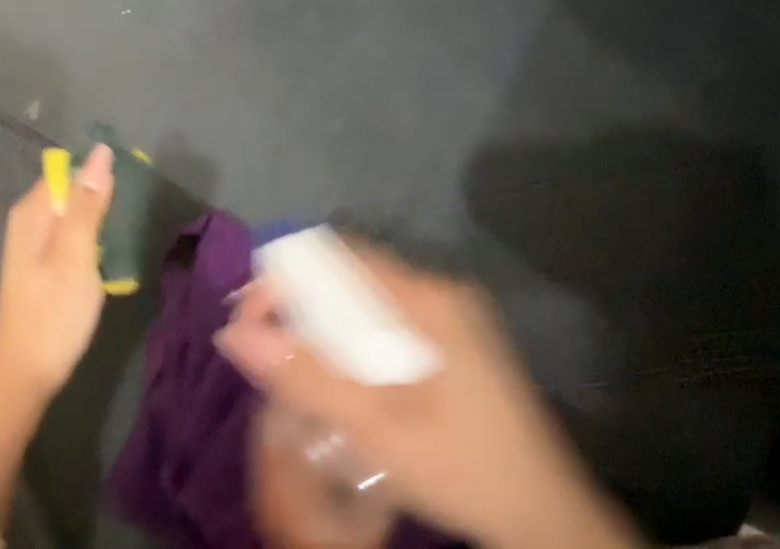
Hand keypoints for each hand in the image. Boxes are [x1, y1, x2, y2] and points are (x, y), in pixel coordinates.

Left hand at [0, 144, 114, 398]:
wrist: (25, 372)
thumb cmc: (54, 312)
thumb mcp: (76, 254)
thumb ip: (88, 203)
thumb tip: (100, 153)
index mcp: (31, 211)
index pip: (68, 172)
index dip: (98, 177)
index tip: (127, 198)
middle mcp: (27, 221)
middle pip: (70, 194)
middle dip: (100, 203)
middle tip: (126, 227)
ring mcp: (32, 245)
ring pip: (73, 219)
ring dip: (97, 228)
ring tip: (118, 247)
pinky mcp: (41, 268)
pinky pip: (70, 241)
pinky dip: (89, 248)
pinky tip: (103, 266)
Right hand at [216, 243, 641, 548]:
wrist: (548, 521)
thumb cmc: (463, 468)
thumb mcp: (377, 427)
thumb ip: (304, 377)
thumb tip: (230, 334)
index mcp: (427, 299)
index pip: (334, 258)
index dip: (281, 279)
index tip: (248, 319)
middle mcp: (438, 293)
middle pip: (344, 276)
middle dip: (293, 305)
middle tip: (259, 345)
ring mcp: (449, 318)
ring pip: (359, 300)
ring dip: (315, 325)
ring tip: (285, 363)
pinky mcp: (451, 344)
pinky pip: (379, 322)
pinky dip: (344, 340)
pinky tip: (331, 377)